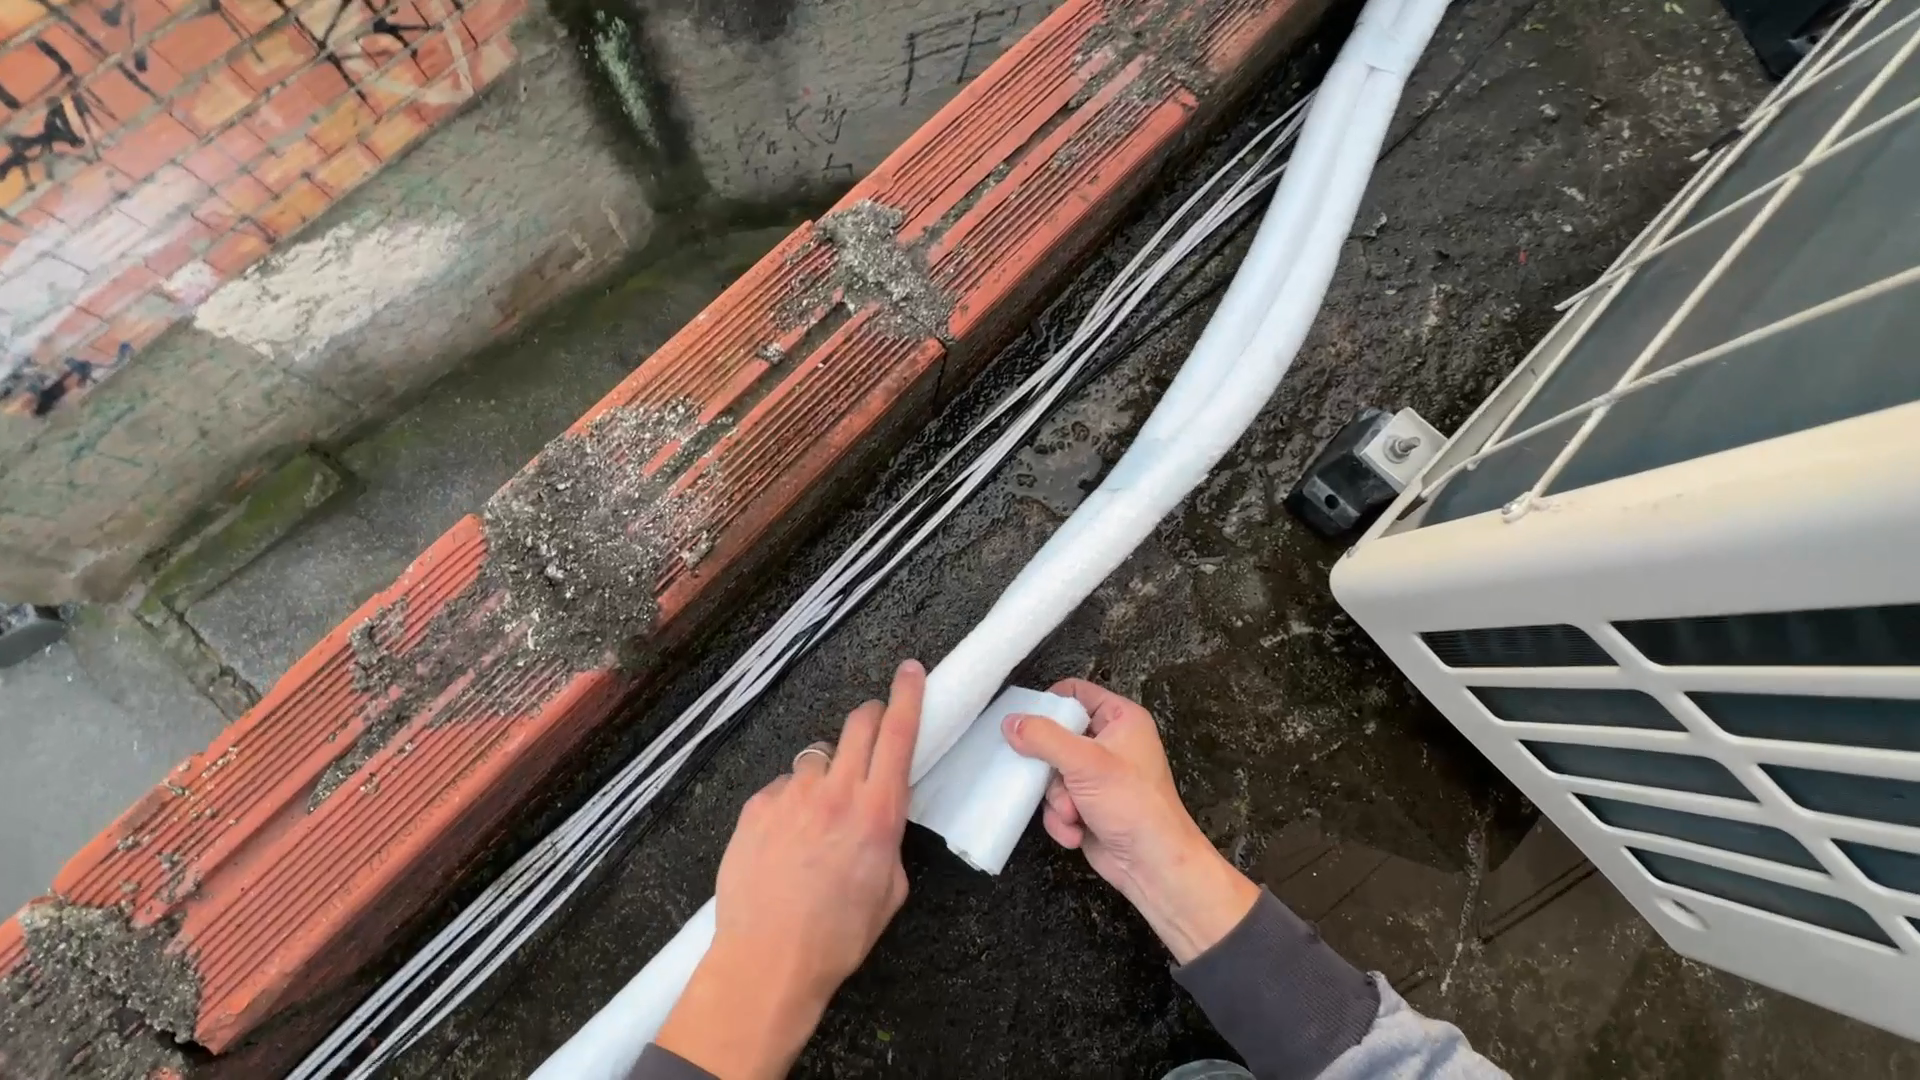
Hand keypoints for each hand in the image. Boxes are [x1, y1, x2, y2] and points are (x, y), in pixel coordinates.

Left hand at [656, 659, 924, 1078]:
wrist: (766, 963)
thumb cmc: (836, 936)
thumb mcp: (890, 890)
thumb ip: (890, 838)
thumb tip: (880, 816)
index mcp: (877, 812)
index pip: (898, 733)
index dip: (908, 695)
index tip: (910, 671)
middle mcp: (836, 792)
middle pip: (858, 724)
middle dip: (870, 717)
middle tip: (871, 732)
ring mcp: (792, 796)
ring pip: (818, 757)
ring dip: (827, 772)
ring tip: (818, 817)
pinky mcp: (756, 807)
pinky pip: (783, 787)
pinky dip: (792, 801)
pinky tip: (787, 838)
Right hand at [1003, 679, 1259, 964]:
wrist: (1153, 865)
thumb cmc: (1132, 804)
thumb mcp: (1085, 762)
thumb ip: (1043, 738)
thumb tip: (1011, 722)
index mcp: (1120, 719)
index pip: (1077, 693)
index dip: (1050, 702)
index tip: (1025, 719)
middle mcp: (1109, 743)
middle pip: (1056, 737)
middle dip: (1051, 768)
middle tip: (1053, 778)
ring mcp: (1097, 776)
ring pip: (1053, 774)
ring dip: (1057, 798)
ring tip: (1073, 812)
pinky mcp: (1088, 804)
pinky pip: (1057, 801)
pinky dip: (1062, 818)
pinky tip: (1075, 830)